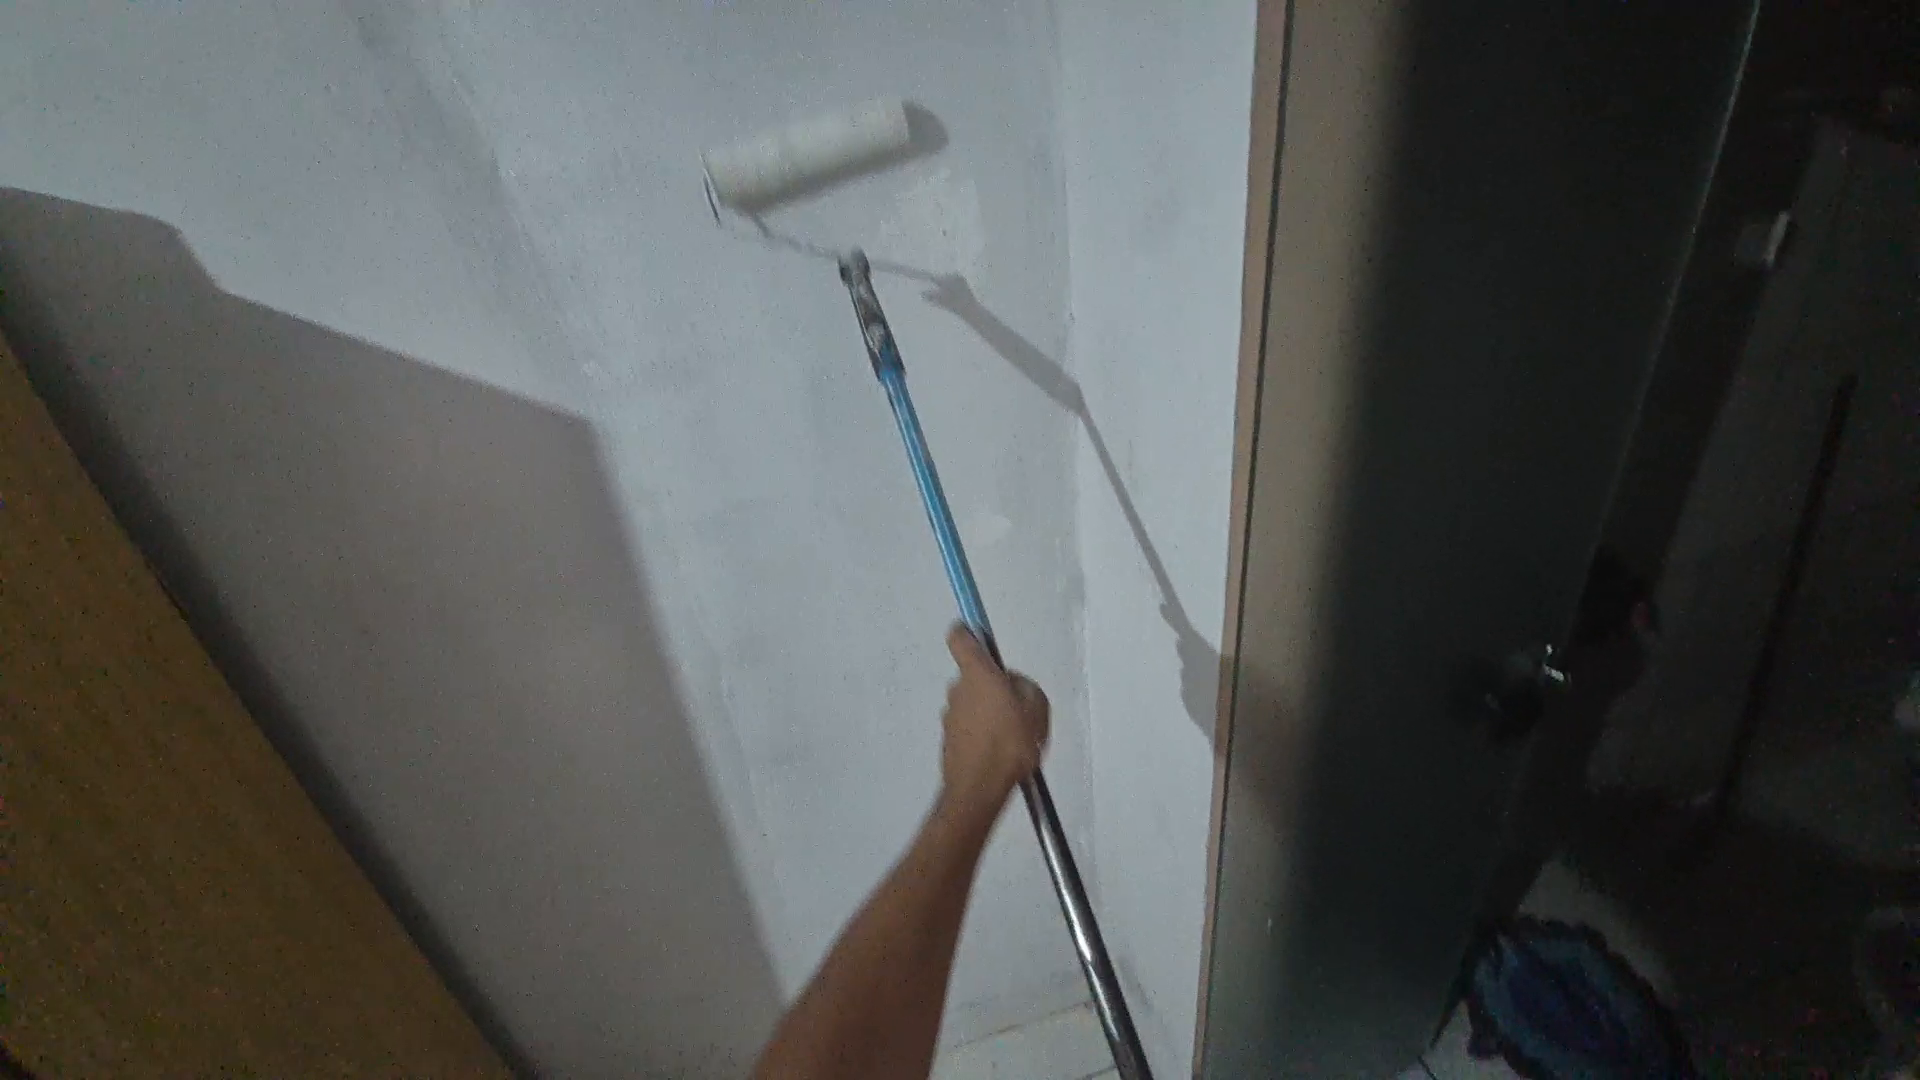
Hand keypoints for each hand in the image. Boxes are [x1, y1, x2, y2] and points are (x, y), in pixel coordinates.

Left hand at [940, 624, 1048, 810]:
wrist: (979, 789)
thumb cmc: (1011, 741)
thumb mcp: (1036, 707)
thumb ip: (1023, 686)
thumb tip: (1011, 684)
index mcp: (976, 675)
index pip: (960, 639)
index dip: (966, 632)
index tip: (975, 633)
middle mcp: (957, 691)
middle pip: (974, 678)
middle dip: (992, 687)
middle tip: (1016, 709)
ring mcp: (949, 717)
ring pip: (972, 705)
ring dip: (987, 715)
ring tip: (1012, 739)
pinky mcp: (949, 742)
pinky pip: (969, 729)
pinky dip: (981, 736)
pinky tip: (1000, 756)